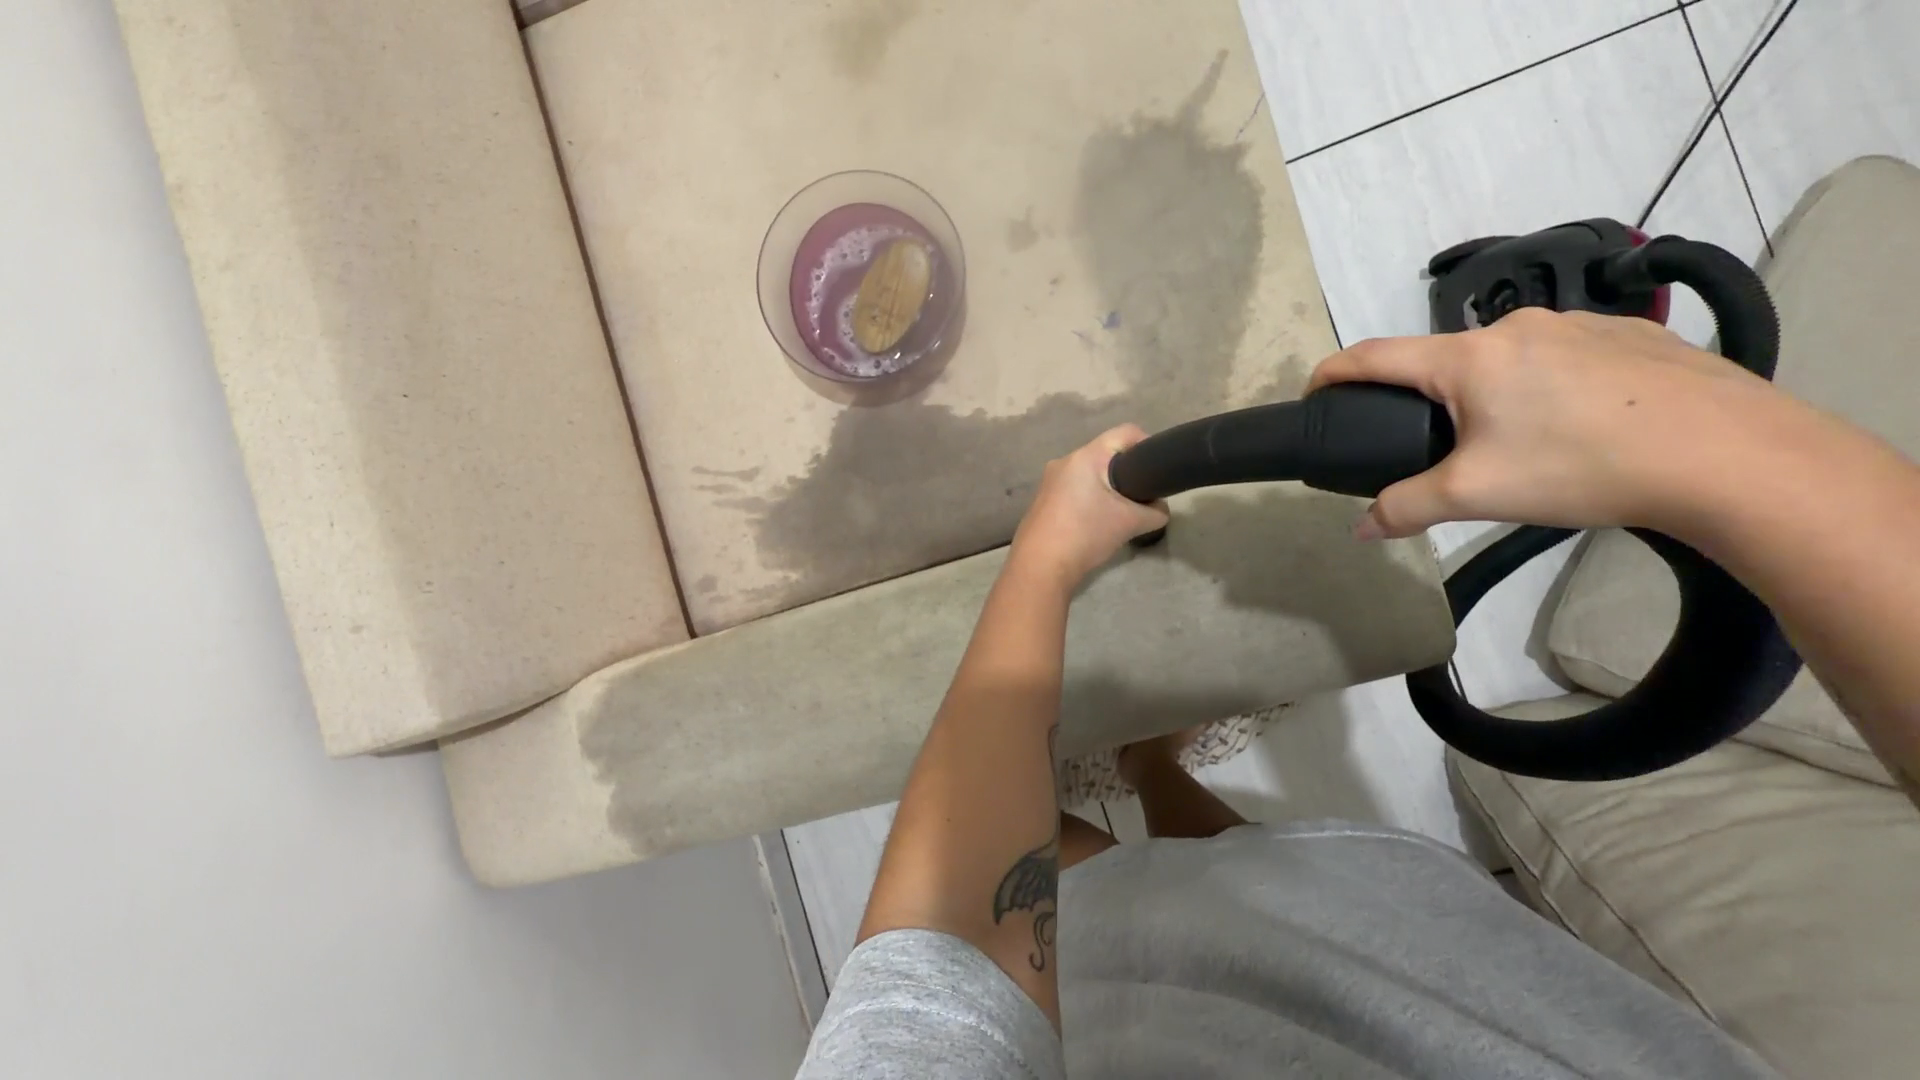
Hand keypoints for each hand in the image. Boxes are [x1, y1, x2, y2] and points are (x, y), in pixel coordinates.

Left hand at [1009, 424, 1169, 589]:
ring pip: (1089, 475)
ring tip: (1121, 513)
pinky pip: (1074, 491)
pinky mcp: (1042, 501)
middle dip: (1127, 473)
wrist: (1040, 566)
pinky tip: (1096, 523)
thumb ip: (1155, 512)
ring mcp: (1049, 482)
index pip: (1125, 433)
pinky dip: (1090, 500)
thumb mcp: (1130, 523)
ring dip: (1108, 489)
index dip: (1147, 445)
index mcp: (1085, 456)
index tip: (1157, 470)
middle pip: (1106, 456)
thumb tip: (1160, 509)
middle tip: (1143, 495)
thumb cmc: (1086, 534)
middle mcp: (1064, 461)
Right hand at [1308, 308, 1781, 538]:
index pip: (1376, 354)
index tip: (1312, 390)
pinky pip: (1564, 356)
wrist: (1728, 454)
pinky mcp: (1632, 334)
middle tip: (1436, 445)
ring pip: (1507, 358)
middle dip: (1426, 396)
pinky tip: (1579, 424)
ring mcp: (1580, 323)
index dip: (1334, 370)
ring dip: (1492, 392)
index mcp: (1468, 358)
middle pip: (1444, 359)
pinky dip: (1549, 386)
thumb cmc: (1581, 466)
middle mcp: (1516, 326)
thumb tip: (1362, 528)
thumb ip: (1408, 507)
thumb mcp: (1479, 495)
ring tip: (1518, 442)